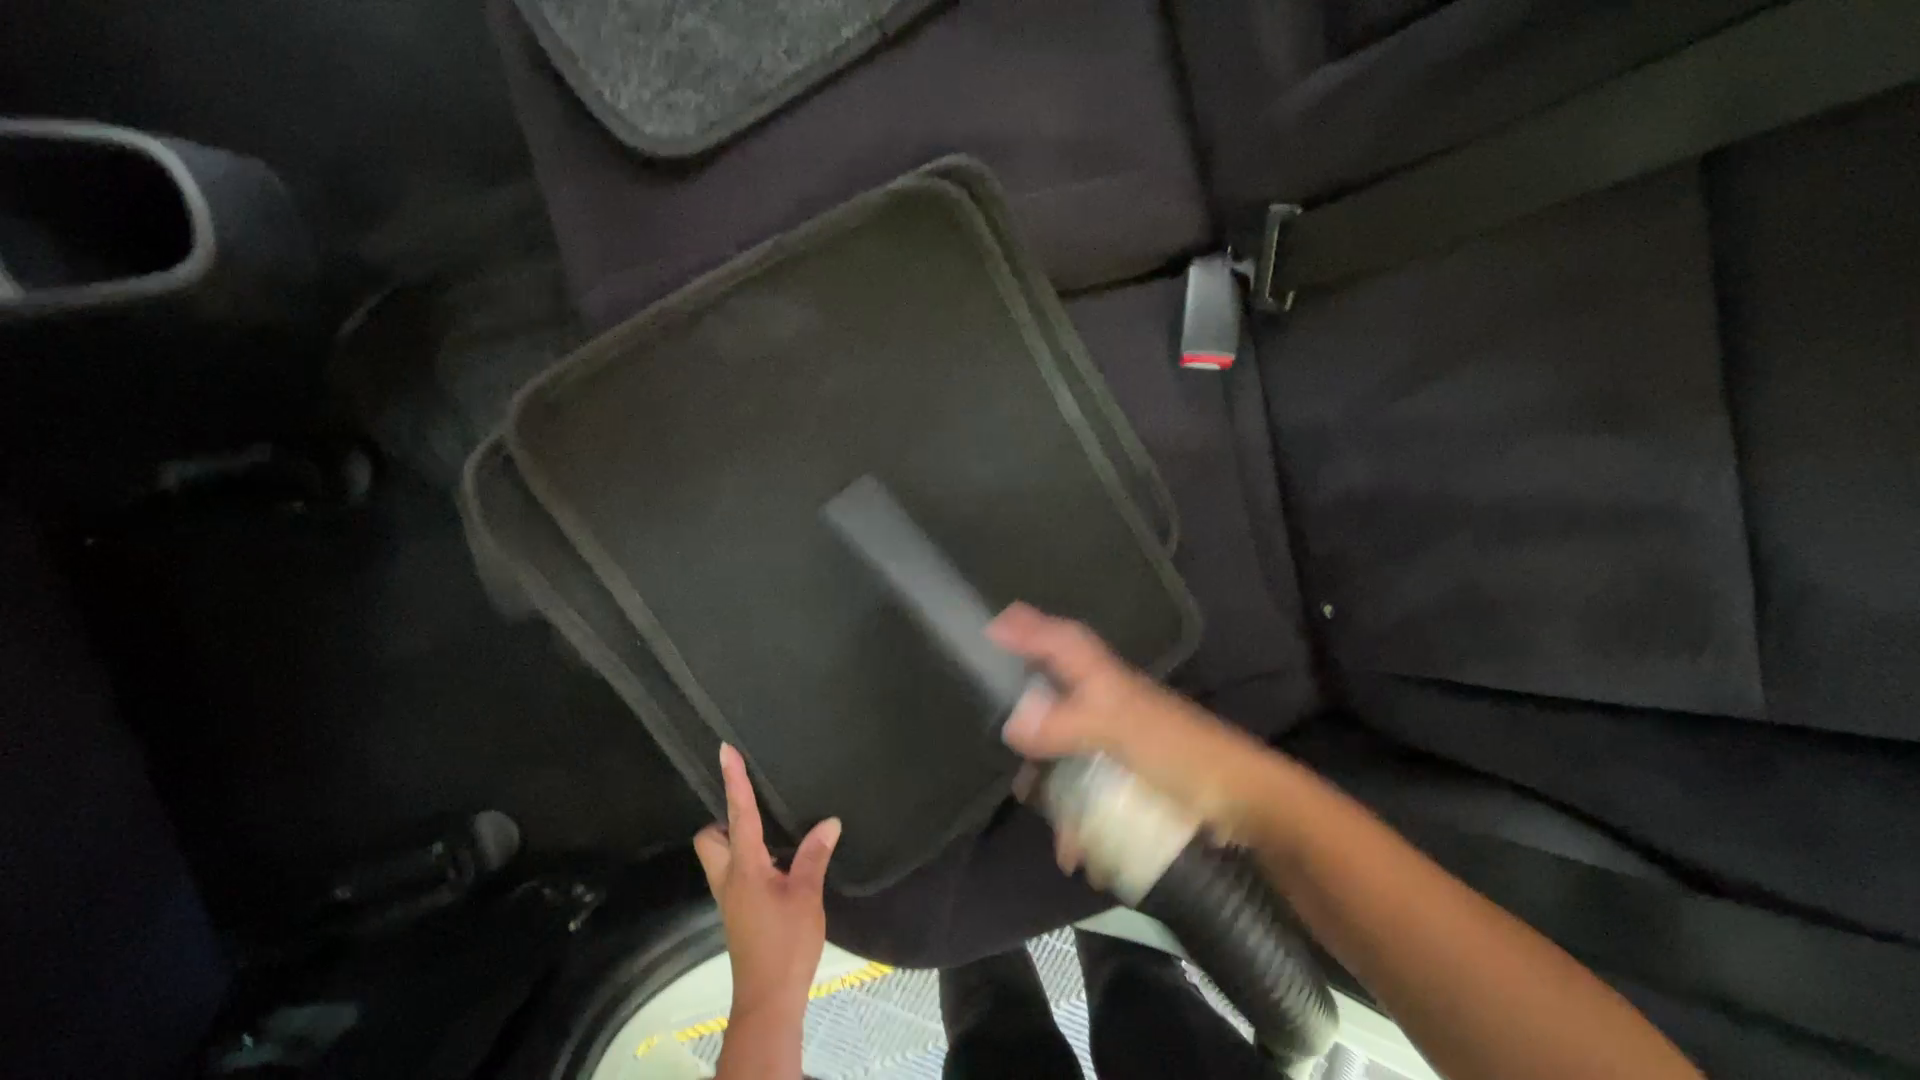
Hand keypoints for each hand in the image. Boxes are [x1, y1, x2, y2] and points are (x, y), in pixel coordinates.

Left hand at [694, 744, 841, 1022]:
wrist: (769, 997)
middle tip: (758, 813)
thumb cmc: (787, 943)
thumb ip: (814, 855)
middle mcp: (729, 878)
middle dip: (724, 820)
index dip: (734, 780)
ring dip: (739, 842)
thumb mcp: (807, 895)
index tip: (725, 750)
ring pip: (721, 857)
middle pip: (710, 838)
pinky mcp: (739, 913)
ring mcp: (730, 898)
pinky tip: (781, 866)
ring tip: (776, 836)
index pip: (738, 814)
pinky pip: (736, 874)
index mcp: (745, 867)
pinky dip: (752, 862)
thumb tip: (829, 822)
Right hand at [988, 602, 1279, 841]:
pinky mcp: (1133, 781)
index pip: (1064, 643)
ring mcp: (1122, 747)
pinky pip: (1093, 796)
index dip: (1030, 629)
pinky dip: (1082, 825)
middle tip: (1013, 764)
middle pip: (1055, 706)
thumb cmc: (1184, 754)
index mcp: (1109, 683)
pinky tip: (1079, 855)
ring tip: (1057, 836)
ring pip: (1071, 760)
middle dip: (1032, 737)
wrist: (1247, 804)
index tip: (994, 626)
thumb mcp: (1121, 730)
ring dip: (1058, 796)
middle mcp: (1111, 708)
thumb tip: (1013, 723)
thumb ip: (1067, 723)